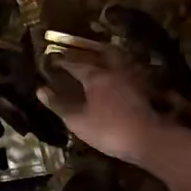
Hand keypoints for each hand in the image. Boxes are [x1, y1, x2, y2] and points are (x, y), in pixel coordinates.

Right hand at [36, 49, 181, 166]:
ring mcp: (133, 78)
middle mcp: (114, 71)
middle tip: (80, 51)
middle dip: (90, 51)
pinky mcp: (145, 89)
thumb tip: (41, 90)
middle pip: (102, 53)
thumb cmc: (109, 130)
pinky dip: (122, 70)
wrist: (150, 140)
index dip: (63, 62)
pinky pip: (131, 72)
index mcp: (95, 76)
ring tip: (101, 60)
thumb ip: (59, 105)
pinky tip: (121, 78)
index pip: (75, 64)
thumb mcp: (78, 121)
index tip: (53, 61)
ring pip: (120, 60)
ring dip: (109, 57)